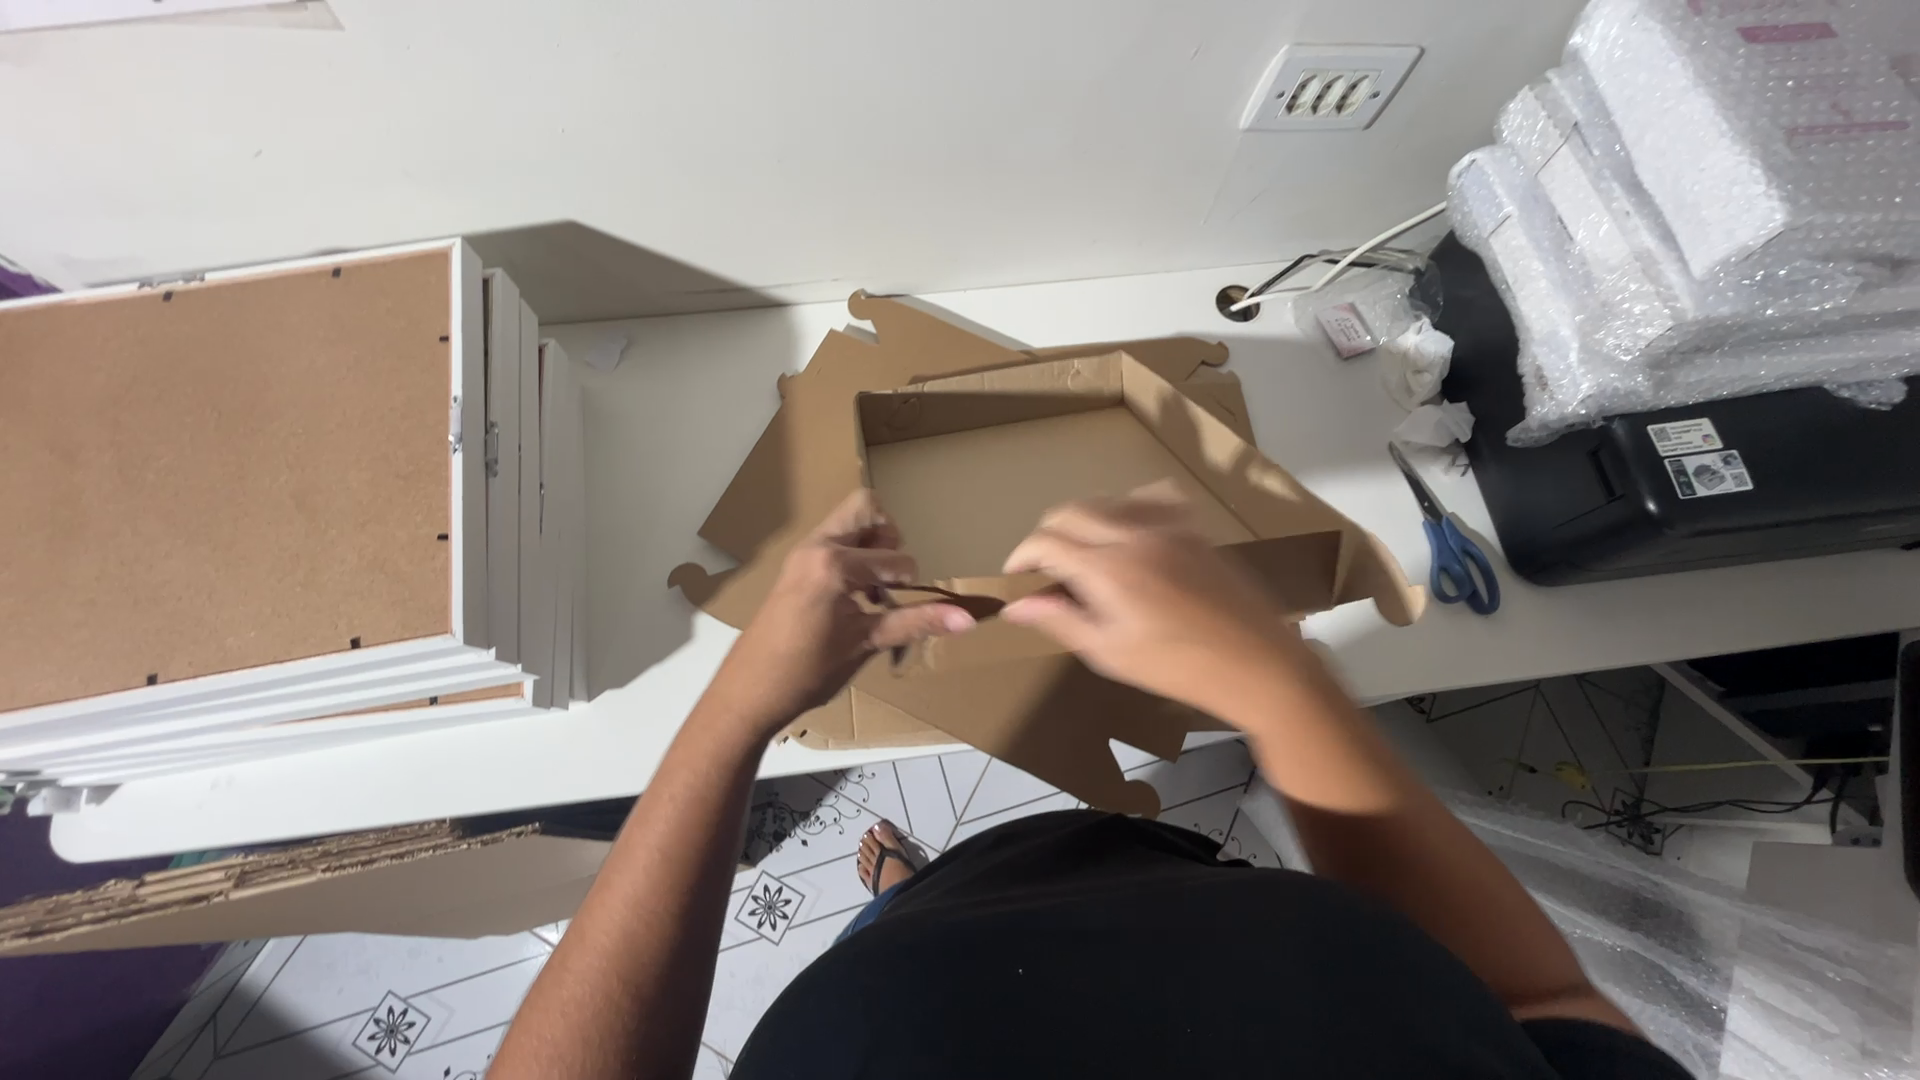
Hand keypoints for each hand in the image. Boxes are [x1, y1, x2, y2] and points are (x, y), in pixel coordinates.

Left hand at [707, 489, 976, 729]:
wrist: (748, 692)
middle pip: (867, 506)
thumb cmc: (806, 671)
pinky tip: (855, 599)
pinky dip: (853, 557)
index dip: (910, 584)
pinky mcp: (796, 567)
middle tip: (890, 578)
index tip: (900, 610)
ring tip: (874, 591)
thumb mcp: (865, 644)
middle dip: (889, 536)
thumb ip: (916, 622)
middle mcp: (816, 547)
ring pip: (848, 523)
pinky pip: (834, 542)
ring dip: (871, 547)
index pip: (896, 556)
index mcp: (833, 563)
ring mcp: (802, 554)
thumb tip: (967, 618)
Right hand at [1000, 485, 1304, 716]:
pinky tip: (1128, 533)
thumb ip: (1061, 620)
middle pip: (1070, 512)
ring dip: (1082, 521)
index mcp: (1110, 569)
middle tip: (1044, 570)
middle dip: (1046, 536)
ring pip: (1106, 500)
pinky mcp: (1193, 529)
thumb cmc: (1178, 668)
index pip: (1046, 542)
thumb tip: (1016, 606)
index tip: (1015, 578)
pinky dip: (1126, 507)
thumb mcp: (1110, 653)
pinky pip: (1150, 497)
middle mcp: (1135, 534)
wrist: (1257, 664)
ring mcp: (1168, 526)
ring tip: (1081, 555)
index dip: (1021, 557)